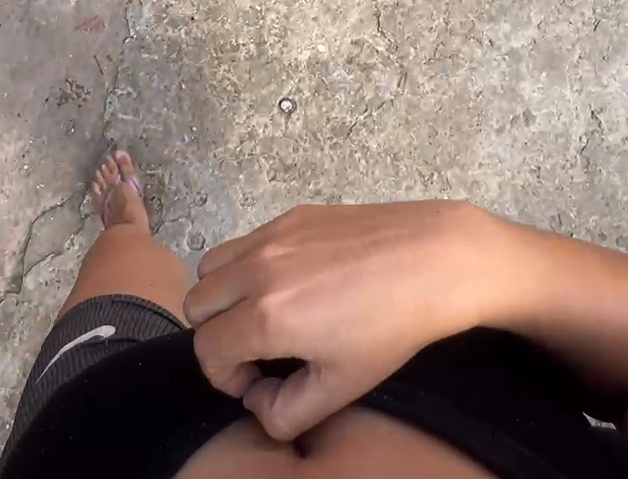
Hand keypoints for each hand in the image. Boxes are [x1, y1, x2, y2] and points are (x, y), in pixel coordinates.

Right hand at [183, 201, 511, 439]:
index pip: (206, 349)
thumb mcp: (343, 386)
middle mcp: (257, 269)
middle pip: (196, 303)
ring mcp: (271, 235)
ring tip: (265, 310)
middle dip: (215, 334)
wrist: (431, 258)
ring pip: (211, 265)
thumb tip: (258, 400)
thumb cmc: (391, 326)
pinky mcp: (289, 214)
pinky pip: (244, 241)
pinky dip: (247, 265)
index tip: (257, 379)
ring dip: (224, 294)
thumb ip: (286, 412)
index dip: (223, 376)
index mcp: (266, 316)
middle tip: (256, 347)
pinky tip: (293, 279)